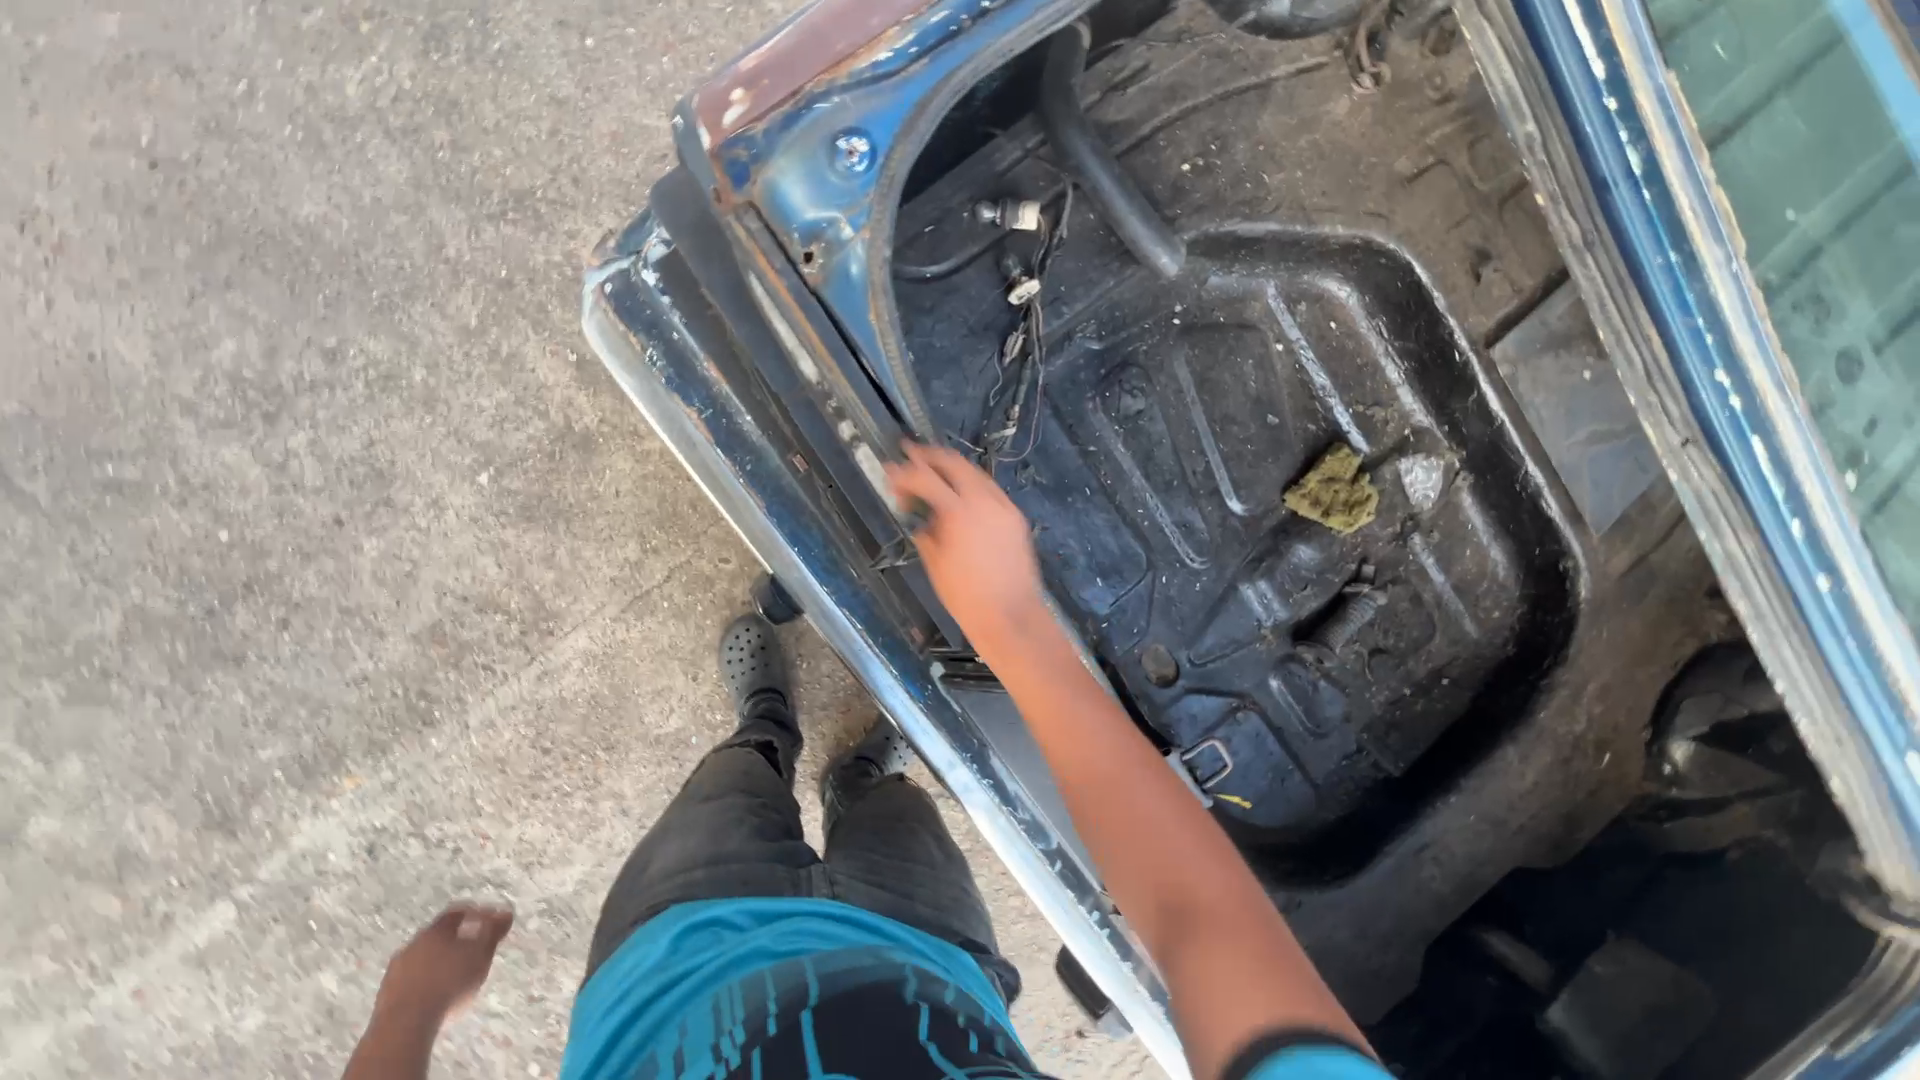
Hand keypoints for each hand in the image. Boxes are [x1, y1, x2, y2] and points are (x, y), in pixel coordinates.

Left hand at [372, 903, 513, 1026]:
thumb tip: (506, 912)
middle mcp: (413, 944)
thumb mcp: (481, 956)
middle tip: (473, 951)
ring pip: (422, 958)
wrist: (404, 1024)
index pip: (457, 913)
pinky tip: (434, 994)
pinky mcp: (386, 994)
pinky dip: (424, 981)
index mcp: (436, 931)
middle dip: (456, 941)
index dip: (476, 914)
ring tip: (454, 977)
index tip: (490, 921)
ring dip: (438, 962)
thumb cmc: (450, 984)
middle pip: (438, 935)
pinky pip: (410, 979)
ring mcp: (396, 969)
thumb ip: (493, 932)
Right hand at [886, 441, 1047, 654]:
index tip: (889, 470)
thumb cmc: (966, 597)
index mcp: (959, 512)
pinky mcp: (1015, 517)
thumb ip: (927, 534)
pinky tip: (961, 494)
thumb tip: (923, 521)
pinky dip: (971, 484)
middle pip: (954, 463)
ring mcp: (1004, 506)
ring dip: (952, 468)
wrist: (1010, 614)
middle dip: (929, 456)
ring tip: (933, 471)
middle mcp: (984, 500)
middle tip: (910, 454)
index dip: (903, 471)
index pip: (925, 478)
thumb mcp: (935, 564)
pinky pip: (990, 490)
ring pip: (975, 472)